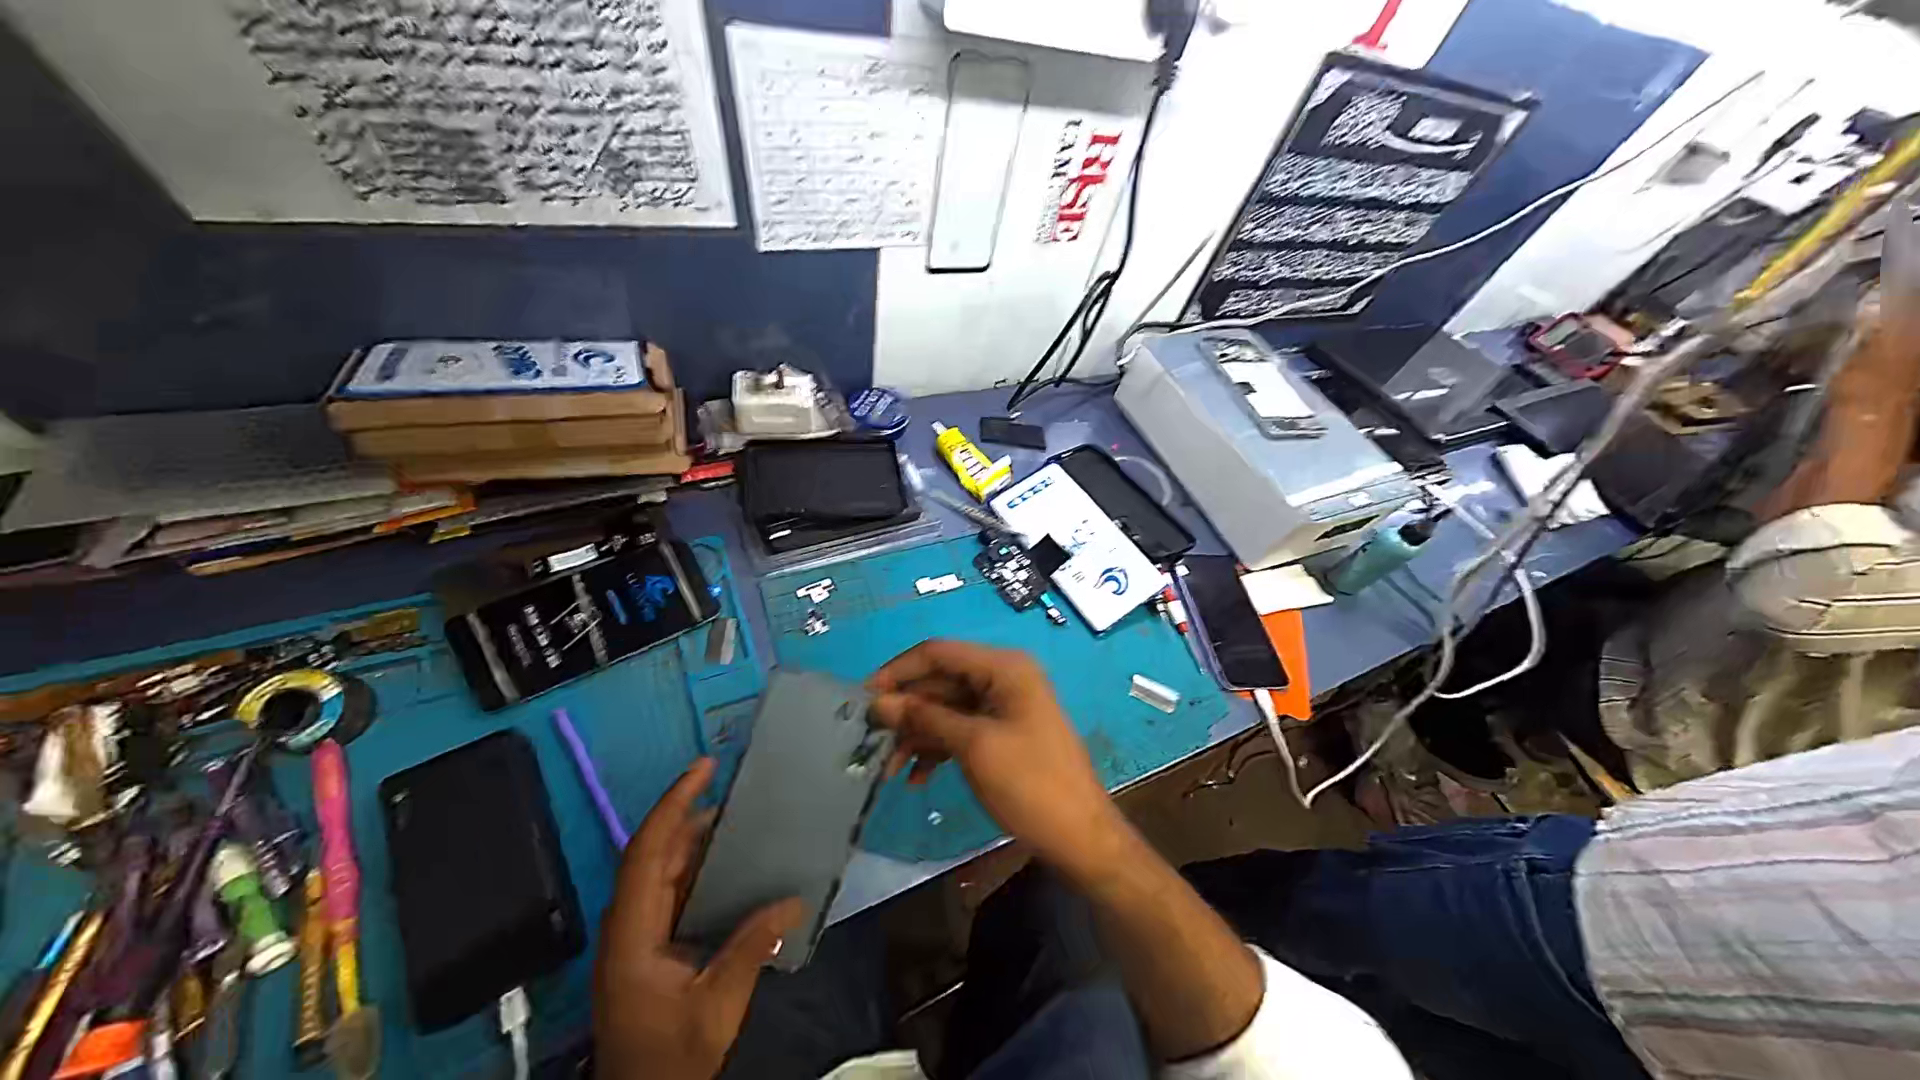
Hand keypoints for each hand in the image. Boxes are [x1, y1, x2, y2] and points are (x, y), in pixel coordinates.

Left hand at [594, 758, 802, 1079]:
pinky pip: (674, 887)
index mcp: (632, 934)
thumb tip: (791, 902)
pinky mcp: (651, 941)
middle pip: (654, 852)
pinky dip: (701, 864)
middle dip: (691, 813)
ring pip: (664, 867)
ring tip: (741, 817)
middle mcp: (628, 923)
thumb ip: (750, 951)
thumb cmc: (670, 1059)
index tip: (704, 769)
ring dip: (697, 838)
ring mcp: (638, 932)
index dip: (673, 805)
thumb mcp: (715, 1009)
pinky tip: (733, 861)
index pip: (645, 853)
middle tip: (737, 789)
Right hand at [868, 640, 1126, 881]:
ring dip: (917, 734)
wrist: (1081, 837)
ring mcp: (1004, 706)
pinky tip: (917, 778)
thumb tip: (878, 703)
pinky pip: (960, 729)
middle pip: (940, 681)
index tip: (863, 698)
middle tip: (870, 740)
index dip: (899, 671)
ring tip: (889, 769)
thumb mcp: (973, 747)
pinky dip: (937, 749)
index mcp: (1004, 667)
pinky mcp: (1003, 733)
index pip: (939, 652)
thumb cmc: (1030, 784)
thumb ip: (925, 718)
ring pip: (946, 708)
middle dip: (906, 710)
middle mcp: (1003, 678)